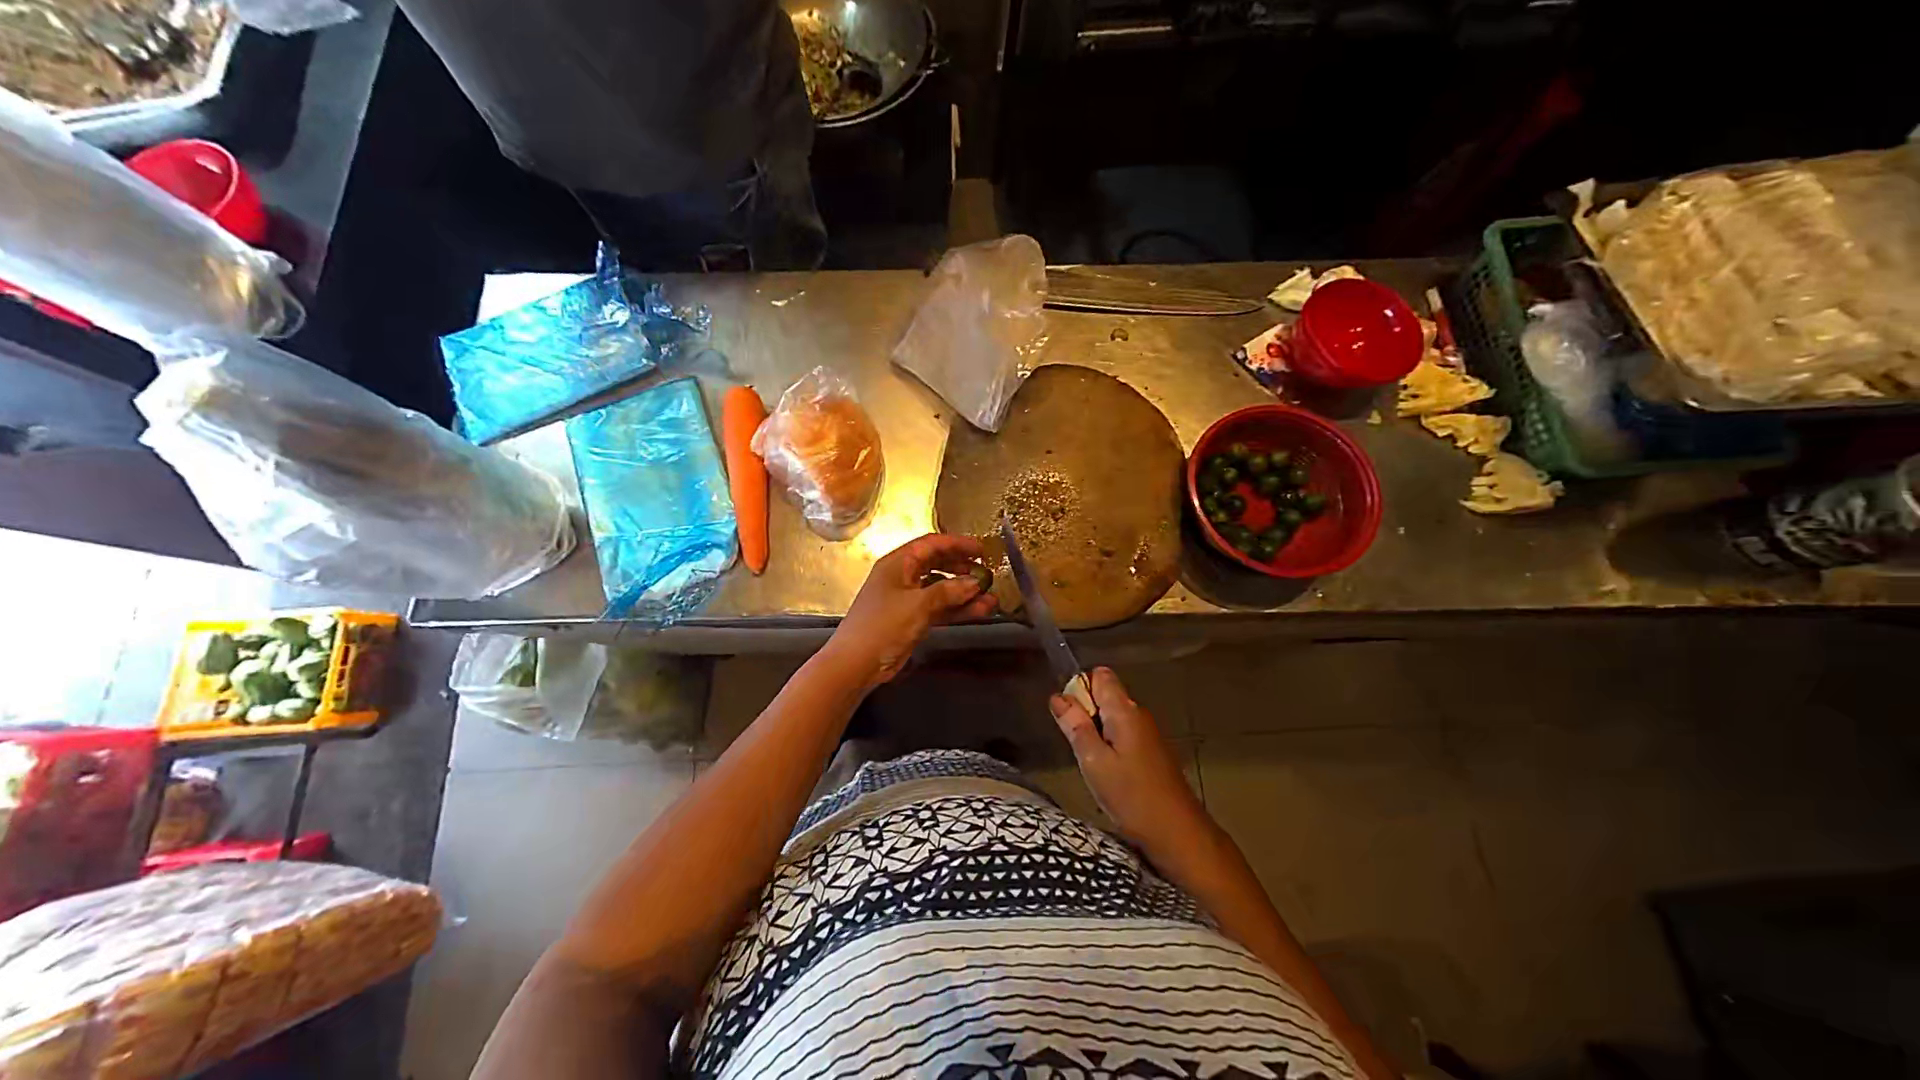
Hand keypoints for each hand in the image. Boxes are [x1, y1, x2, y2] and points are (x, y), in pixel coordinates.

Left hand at [825, 533, 996, 687]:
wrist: (856, 663)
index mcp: (897, 563)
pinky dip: (957, 609)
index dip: (957, 544)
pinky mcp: (911, 619)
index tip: (980, 548)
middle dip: (963, 568)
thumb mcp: (918, 604)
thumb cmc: (881, 627)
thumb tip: (974, 582)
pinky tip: (978, 611)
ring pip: (941, 589)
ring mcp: (907, 599)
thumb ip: (949, 591)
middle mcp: (902, 577)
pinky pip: (939, 608)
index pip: (931, 544)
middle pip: (937, 564)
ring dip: (964, 593)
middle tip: (986, 572)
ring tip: (990, 597)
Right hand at [1051, 668, 1211, 857]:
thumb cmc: (1132, 796)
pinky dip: (1109, 747)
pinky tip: (1107, 774)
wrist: (1178, 833)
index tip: (1069, 718)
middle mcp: (1138, 714)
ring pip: (1112, 717)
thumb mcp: (1093, 762)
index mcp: (1125, 710)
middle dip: (1084, 713)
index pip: (1099, 675)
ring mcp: (1147, 733)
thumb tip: (1058, 696)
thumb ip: (1075, 726)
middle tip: (1077, 747)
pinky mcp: (1151, 752)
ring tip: (1090, 764)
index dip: (1079, 688)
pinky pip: (1122, 735)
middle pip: (1105, 695)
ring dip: (1095, 733)